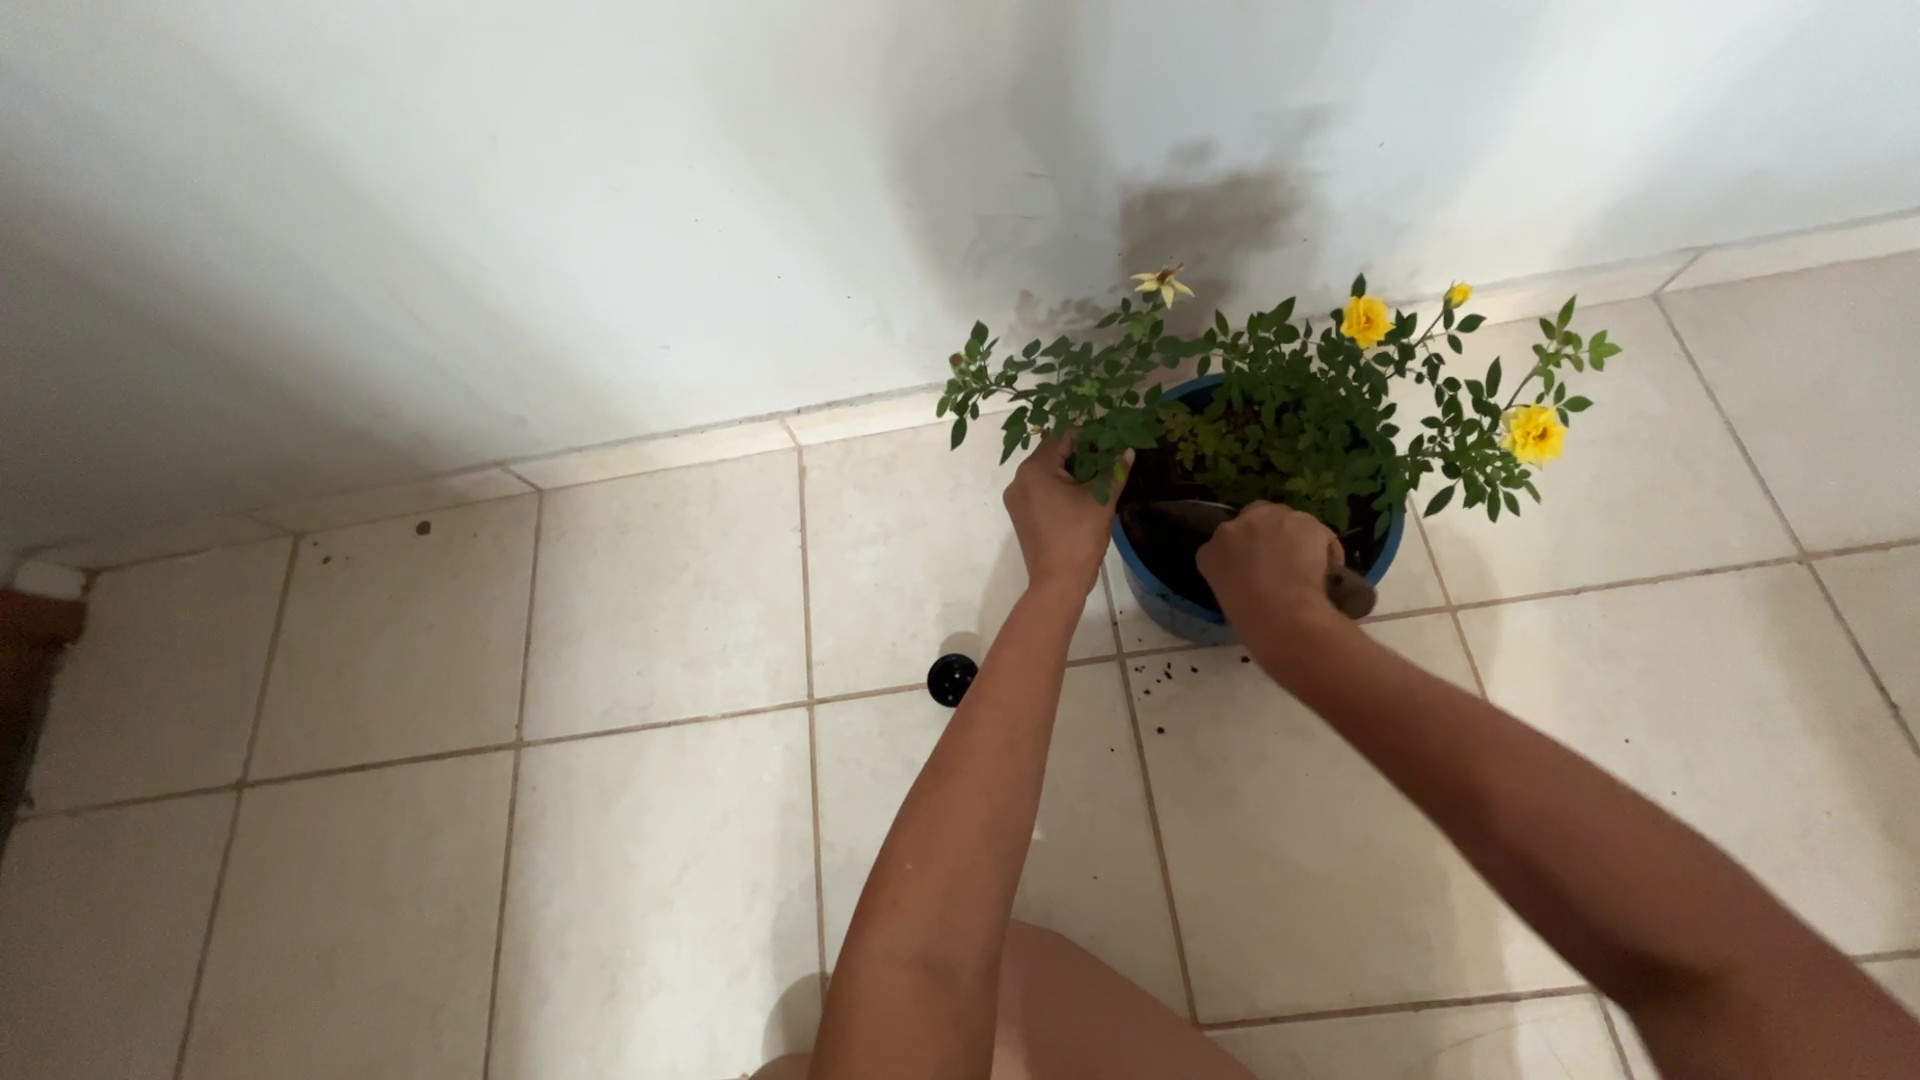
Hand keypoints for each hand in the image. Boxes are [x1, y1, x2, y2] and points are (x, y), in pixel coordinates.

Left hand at [1003, 436, 1125, 598]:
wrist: (1057, 582)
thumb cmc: (1079, 536)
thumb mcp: (1101, 501)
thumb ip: (1114, 472)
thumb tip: (1128, 451)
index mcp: (1034, 470)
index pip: (1061, 437)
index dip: (1087, 436)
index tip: (1109, 439)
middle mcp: (1019, 480)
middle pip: (1051, 454)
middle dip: (1081, 454)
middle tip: (1108, 458)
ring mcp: (1017, 499)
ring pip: (1046, 473)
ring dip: (1071, 472)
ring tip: (1099, 476)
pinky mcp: (1021, 515)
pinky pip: (1040, 490)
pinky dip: (1059, 487)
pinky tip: (1082, 494)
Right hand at [1196, 501, 1342, 624]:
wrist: (1282, 614)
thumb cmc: (1251, 618)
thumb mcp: (1227, 596)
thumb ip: (1235, 575)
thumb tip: (1254, 576)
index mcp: (1210, 551)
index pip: (1226, 540)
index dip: (1244, 550)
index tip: (1255, 567)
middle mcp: (1235, 525)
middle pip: (1255, 515)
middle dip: (1268, 531)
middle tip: (1283, 558)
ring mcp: (1271, 519)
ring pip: (1287, 520)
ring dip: (1295, 537)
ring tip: (1307, 565)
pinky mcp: (1304, 521)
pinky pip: (1316, 531)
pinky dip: (1323, 547)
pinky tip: (1326, 570)